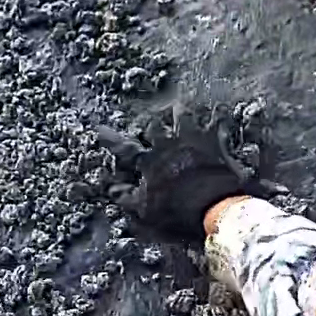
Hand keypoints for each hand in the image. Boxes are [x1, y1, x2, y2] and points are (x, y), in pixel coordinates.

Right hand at [100, 104, 266, 238]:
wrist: (216, 206)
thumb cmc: (176, 209)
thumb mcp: (144, 208)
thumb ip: (124, 196)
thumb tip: (110, 187)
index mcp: (149, 160)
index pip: (123, 147)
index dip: (110, 139)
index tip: (99, 129)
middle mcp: (168, 144)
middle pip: (154, 125)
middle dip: (147, 122)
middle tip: (145, 117)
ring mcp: (193, 140)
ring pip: (183, 117)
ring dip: (178, 112)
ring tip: (176, 106)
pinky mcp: (216, 143)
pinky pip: (215, 124)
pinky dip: (214, 119)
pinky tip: (216, 114)